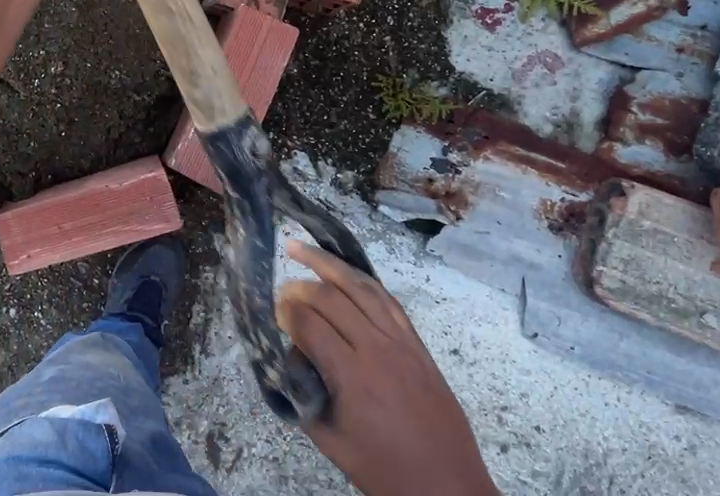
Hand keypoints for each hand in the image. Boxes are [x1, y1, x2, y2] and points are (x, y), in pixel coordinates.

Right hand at [278, 240, 498, 495]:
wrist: (449, 489)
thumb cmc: (384, 470)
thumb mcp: (329, 438)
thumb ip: (302, 392)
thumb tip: (287, 356)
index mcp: (352, 375)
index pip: (307, 323)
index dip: (283, 312)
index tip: (271, 313)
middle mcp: (378, 350)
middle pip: (330, 297)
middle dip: (298, 288)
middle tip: (281, 292)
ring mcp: (403, 344)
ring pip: (361, 287)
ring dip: (327, 263)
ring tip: (300, 248)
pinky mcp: (419, 347)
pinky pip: (388, 301)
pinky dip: (362, 281)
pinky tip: (345, 273)